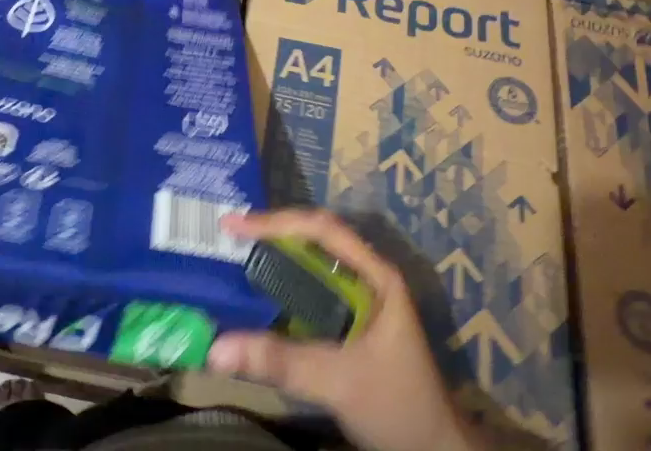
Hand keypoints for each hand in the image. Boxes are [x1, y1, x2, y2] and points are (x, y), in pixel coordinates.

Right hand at [206, 209, 481, 450]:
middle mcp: (368, 278)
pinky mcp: (350, 323)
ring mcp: (361, 300)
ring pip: (312, 265)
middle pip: (316, 240)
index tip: (232, 226)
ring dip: (276, 257)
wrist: (433, 449)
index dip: (277, 222)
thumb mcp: (338, 381)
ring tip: (233, 254)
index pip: (323, 230)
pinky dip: (282, 286)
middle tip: (226, 235)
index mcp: (376, 275)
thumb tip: (216, 348)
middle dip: (272, 233)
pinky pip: (311, 292)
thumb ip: (281, 362)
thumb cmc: (397, 405)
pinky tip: (257, 293)